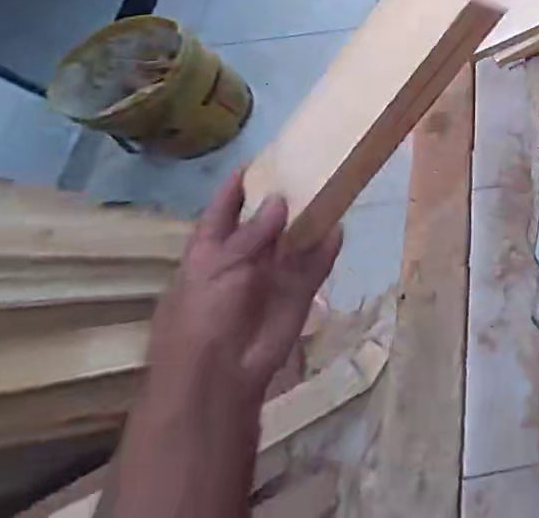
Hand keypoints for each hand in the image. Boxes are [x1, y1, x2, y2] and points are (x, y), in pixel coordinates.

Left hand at [145, 173, 342, 402]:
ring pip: (295, 238)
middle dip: (284, 196)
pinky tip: (338, 228)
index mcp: (210, 252)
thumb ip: (249, 234)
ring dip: (310, 218)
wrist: (218, 378)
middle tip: (308, 166)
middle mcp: (243, 258)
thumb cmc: (200, 320)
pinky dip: (326, 247)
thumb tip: (280, 200)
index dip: (237, 186)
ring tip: (331, 187)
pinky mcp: (297, 292)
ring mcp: (271, 275)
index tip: (257, 159)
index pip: (223, 211)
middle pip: (266, 220)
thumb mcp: (215, 269)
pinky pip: (315, 264)